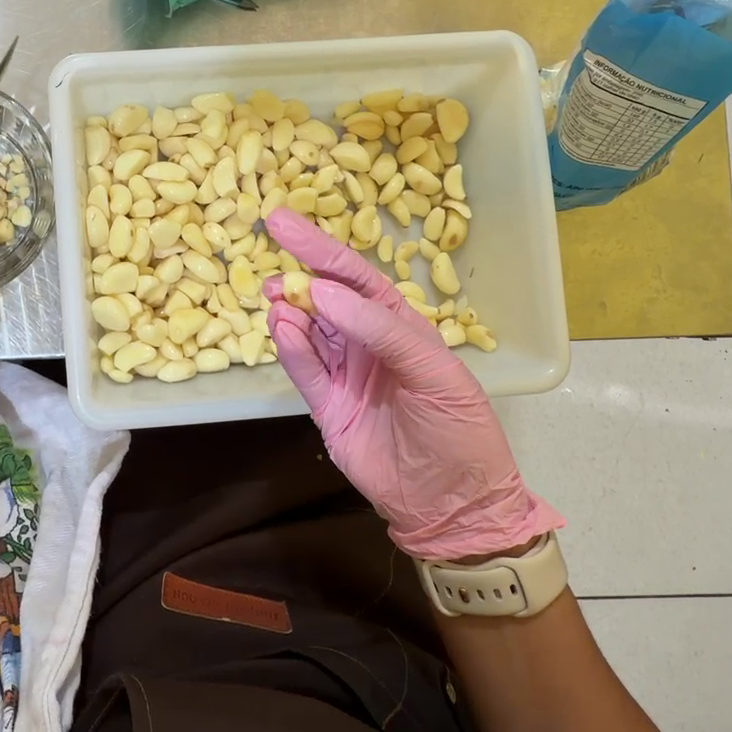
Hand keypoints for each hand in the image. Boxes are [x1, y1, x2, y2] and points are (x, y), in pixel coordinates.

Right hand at [260, 209, 562, 561]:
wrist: (452, 507)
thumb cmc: (460, 433)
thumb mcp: (435, 375)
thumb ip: (380, 332)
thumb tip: (321, 292)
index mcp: (399, 326)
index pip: (355, 278)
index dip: (321, 248)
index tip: (282, 223)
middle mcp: (366, 343)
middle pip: (324, 299)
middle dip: (298, 277)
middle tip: (271, 266)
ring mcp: (343, 374)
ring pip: (307, 331)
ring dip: (290, 312)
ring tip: (276, 299)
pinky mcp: (326, 406)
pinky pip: (303, 370)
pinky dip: (290, 349)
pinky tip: (281, 329)